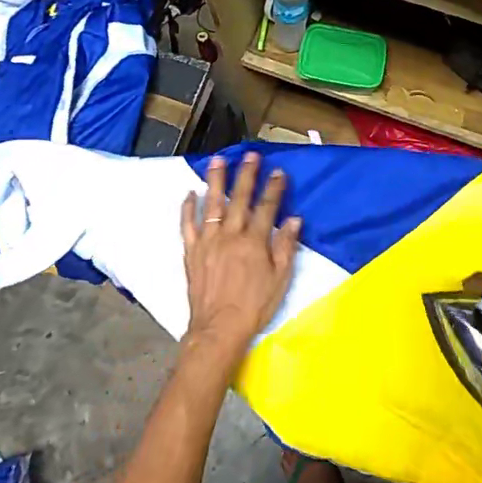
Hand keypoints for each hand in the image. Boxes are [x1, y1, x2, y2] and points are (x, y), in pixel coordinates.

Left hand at [180, 153, 300, 371]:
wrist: (219, 327)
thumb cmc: (255, 304)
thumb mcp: (280, 277)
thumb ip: (286, 247)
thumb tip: (294, 220)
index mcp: (254, 242)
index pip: (267, 207)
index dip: (274, 188)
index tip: (279, 172)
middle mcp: (230, 236)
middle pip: (240, 199)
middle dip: (246, 175)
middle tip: (250, 155)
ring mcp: (207, 242)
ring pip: (212, 205)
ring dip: (215, 181)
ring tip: (217, 161)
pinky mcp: (191, 252)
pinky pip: (187, 225)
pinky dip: (188, 208)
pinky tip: (189, 193)